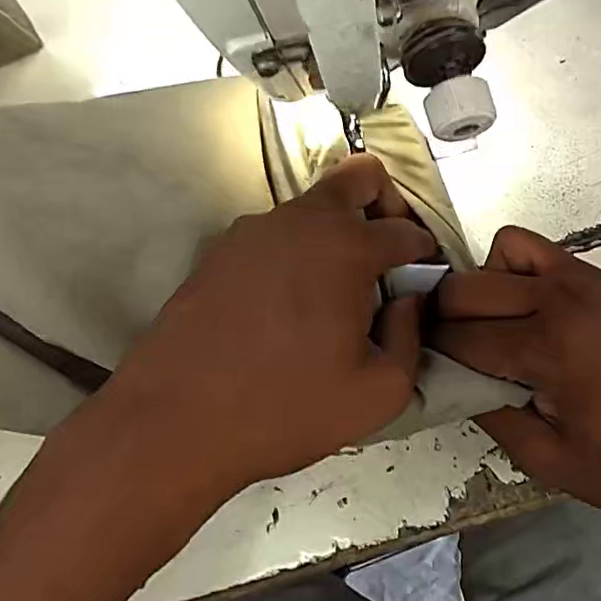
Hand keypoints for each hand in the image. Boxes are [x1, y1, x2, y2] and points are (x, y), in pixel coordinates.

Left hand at [59, 154, 436, 504]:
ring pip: (312, 208)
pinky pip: (275, 237)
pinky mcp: (218, 254)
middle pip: (359, 177)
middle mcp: (298, 223)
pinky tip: (291, 308)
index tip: (425, 276)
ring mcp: (251, 233)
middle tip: (389, 256)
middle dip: (388, 205)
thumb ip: (411, 336)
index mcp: (346, 249)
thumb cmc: (287, 409)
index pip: (406, 231)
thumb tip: (407, 301)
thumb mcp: (381, 391)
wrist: (175, 424)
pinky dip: (297, 255)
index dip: (425, 253)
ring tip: (336, 296)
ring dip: (337, 235)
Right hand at [432, 226, 600, 526]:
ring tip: (492, 328)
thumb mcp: (545, 458)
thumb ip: (486, 412)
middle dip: (445, 319)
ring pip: (500, 252)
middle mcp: (564, 300)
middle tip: (453, 355)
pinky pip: (538, 252)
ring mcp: (586, 281)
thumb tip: (449, 377)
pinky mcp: (600, 279)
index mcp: (551, 348)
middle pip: (468, 287)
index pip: (461, 336)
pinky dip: (516, 271)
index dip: (433, 354)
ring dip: (482, 286)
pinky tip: (525, 314)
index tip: (423, 369)